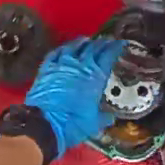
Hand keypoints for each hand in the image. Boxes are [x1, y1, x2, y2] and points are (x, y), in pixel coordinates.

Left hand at [23, 38, 126, 157]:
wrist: (44, 124)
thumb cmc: (73, 123)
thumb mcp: (94, 122)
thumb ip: (104, 117)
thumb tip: (111, 117)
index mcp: (95, 77)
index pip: (108, 55)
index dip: (116, 47)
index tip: (121, 43)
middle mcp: (80, 66)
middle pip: (92, 48)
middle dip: (101, 43)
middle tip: (106, 40)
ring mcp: (61, 65)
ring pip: (73, 47)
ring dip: (82, 42)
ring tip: (87, 40)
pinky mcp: (46, 69)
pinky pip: (55, 53)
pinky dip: (62, 49)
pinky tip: (65, 48)